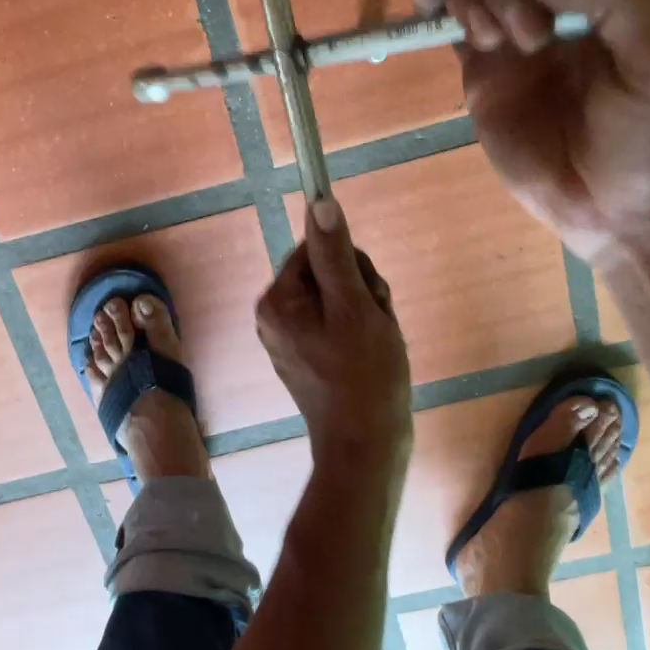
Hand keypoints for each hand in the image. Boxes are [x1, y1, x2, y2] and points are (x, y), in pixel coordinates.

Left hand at [255, 199, 411, 461]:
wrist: (367, 447)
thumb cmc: (364, 376)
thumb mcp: (355, 307)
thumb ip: (337, 254)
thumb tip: (320, 201)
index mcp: (277, 300)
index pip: (315, 249)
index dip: (350, 266)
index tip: (366, 296)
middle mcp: (274, 315)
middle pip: (326, 272)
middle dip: (359, 291)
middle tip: (374, 325)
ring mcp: (290, 338)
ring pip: (338, 298)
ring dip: (365, 312)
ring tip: (375, 345)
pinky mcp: (307, 356)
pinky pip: (336, 325)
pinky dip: (359, 333)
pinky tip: (371, 357)